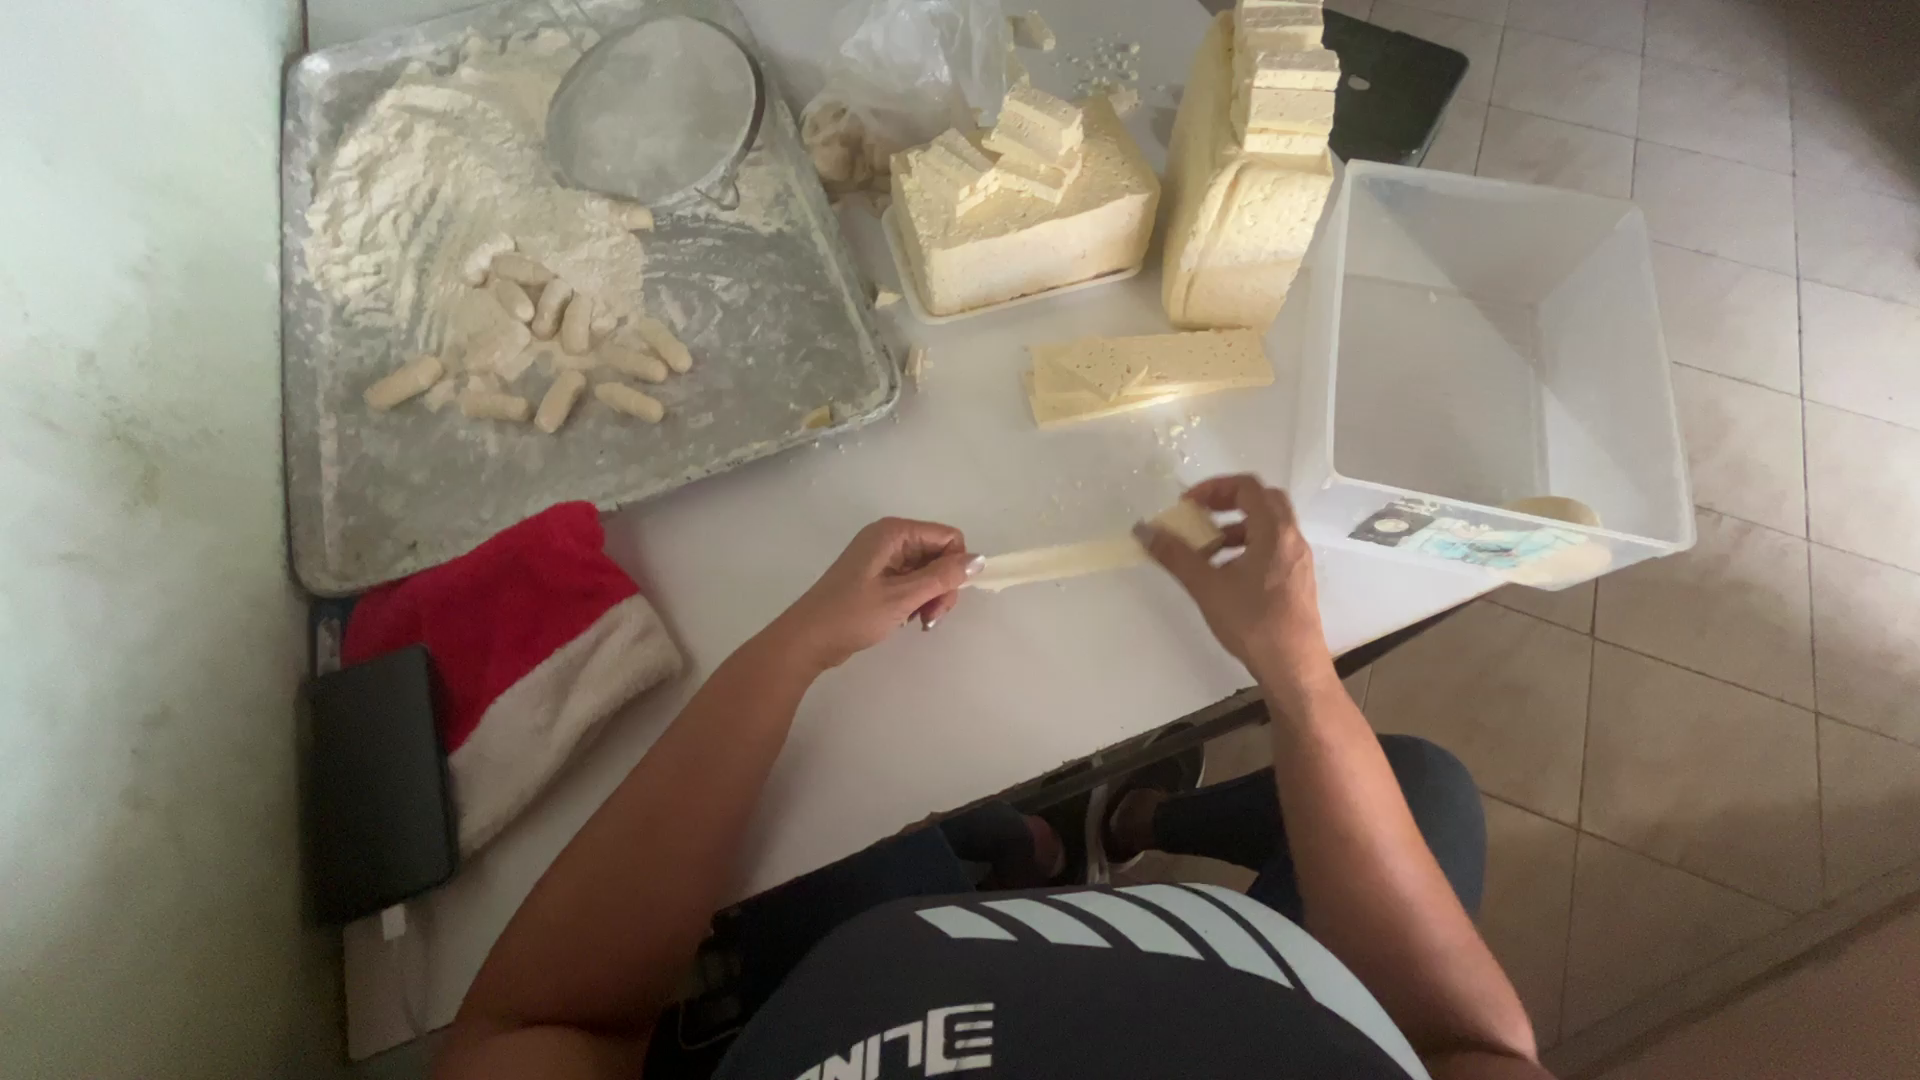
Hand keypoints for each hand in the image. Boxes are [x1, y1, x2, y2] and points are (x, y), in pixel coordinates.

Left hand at [767, 517, 982, 674]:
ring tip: (919, 620)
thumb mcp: (902, 596)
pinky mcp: (878, 576)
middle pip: (939, 554)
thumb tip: (979, 560)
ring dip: (931, 596)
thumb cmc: (852, 615)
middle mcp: (890, 538)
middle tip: (930, 615)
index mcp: (894, 532)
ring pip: (928, 571)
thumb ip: (942, 577)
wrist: (808, 639)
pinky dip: (916, 599)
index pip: (948, 537)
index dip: (955, 567)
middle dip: (943, 585)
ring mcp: (883, 557)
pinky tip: (908, 619)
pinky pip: (912, 581)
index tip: (943, 598)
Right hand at [1135, 475, 1333, 693]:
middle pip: (1262, 500)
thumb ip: (1174, 555)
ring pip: (1268, 526)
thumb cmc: (1252, 622)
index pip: (1248, 487)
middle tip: (1198, 515)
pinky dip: (1246, 546)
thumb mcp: (1206, 586)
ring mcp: (1297, 560)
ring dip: (1235, 526)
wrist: (1292, 667)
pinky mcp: (1296, 579)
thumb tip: (1144, 530)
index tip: (1188, 505)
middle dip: (1226, 502)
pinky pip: (1271, 547)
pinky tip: (1224, 573)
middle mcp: (1292, 539)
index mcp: (1274, 532)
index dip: (1214, 487)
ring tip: (1206, 548)